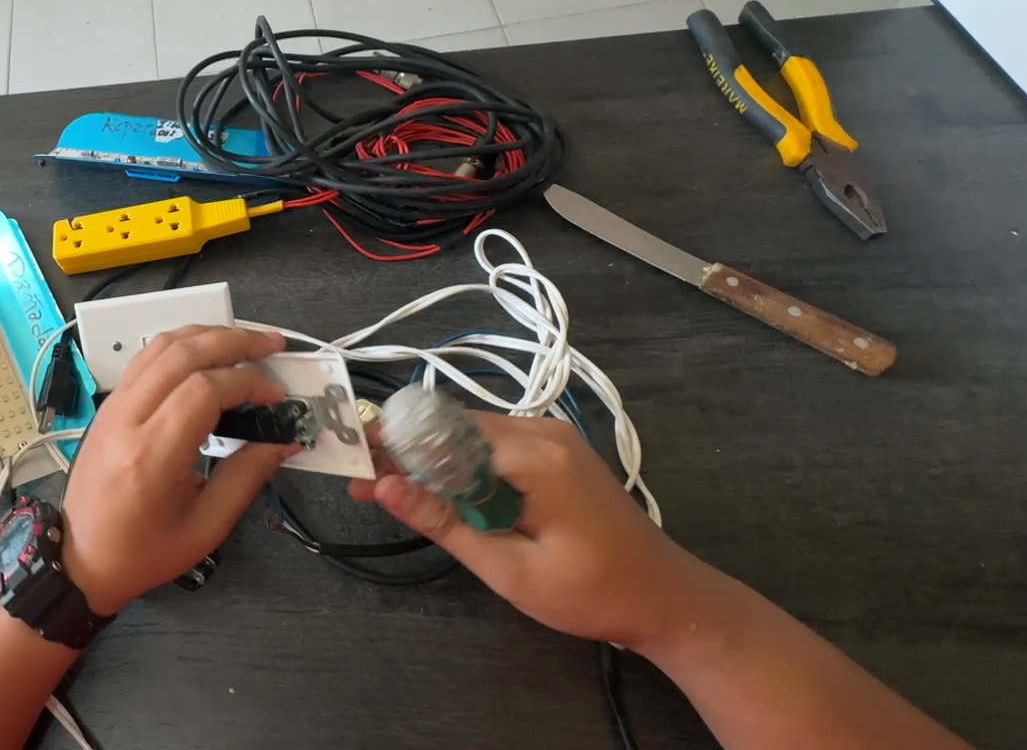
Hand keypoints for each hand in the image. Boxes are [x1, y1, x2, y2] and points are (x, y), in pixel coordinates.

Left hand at [59, 325, 295, 615]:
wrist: (80, 557)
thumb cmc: (143, 552)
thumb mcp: (205, 527)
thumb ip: (247, 476)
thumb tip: (284, 438)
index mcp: (150, 455)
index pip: (203, 390)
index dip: (247, 382)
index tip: (276, 396)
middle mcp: (127, 419)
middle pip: (182, 354)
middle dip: (234, 341)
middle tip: (272, 345)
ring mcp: (113, 405)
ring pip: (160, 346)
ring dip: (206, 334)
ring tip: (245, 340)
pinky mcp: (110, 403)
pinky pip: (145, 357)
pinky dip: (180, 343)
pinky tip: (206, 350)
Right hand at [350, 412, 718, 649]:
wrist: (673, 602)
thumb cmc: (594, 594)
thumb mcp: (510, 570)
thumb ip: (443, 522)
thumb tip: (381, 487)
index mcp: (536, 456)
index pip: (443, 431)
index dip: (393, 444)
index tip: (353, 462)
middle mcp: (540, 430)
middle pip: (449, 425)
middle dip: (401, 450)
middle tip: (361, 478)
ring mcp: (548, 435)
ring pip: (463, 432)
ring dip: (423, 456)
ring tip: (385, 484)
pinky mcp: (549, 448)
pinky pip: (486, 443)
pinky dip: (452, 461)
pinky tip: (431, 486)